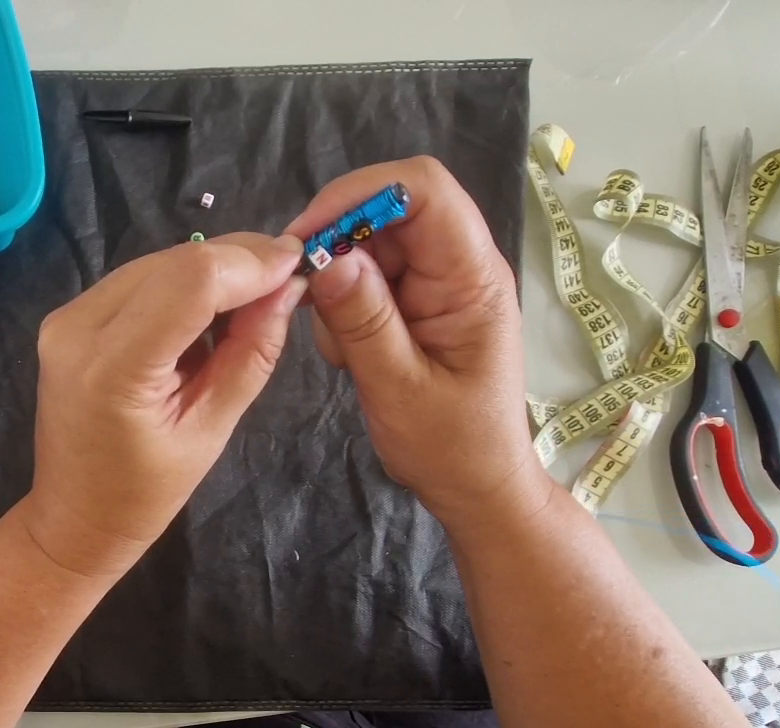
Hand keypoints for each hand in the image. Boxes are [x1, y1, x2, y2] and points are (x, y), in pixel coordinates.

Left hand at [22, 233, 307, 576]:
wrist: (75, 516)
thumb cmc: (144, 494)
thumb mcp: (211, 431)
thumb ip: (251, 354)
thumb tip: (288, 287)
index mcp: (113, 369)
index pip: (191, 280)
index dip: (250, 262)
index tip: (296, 264)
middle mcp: (78, 329)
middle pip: (174, 261)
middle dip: (236, 262)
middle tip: (283, 282)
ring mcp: (65, 319)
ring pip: (156, 263)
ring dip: (209, 272)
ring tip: (250, 303)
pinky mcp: (66, 319)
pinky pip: (136, 281)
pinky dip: (178, 287)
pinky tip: (205, 316)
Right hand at [285, 158, 554, 529]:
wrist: (475, 485)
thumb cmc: (450, 446)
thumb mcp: (399, 389)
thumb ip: (365, 323)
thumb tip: (328, 260)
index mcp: (472, 278)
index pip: (422, 191)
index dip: (359, 196)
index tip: (305, 238)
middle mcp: (457, 268)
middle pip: (389, 214)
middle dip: (338, 249)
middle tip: (303, 300)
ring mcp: (435, 287)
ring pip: (370, 250)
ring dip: (338, 290)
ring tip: (341, 352)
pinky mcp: (415, 308)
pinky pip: (367, 284)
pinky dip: (342, 312)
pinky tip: (348, 356)